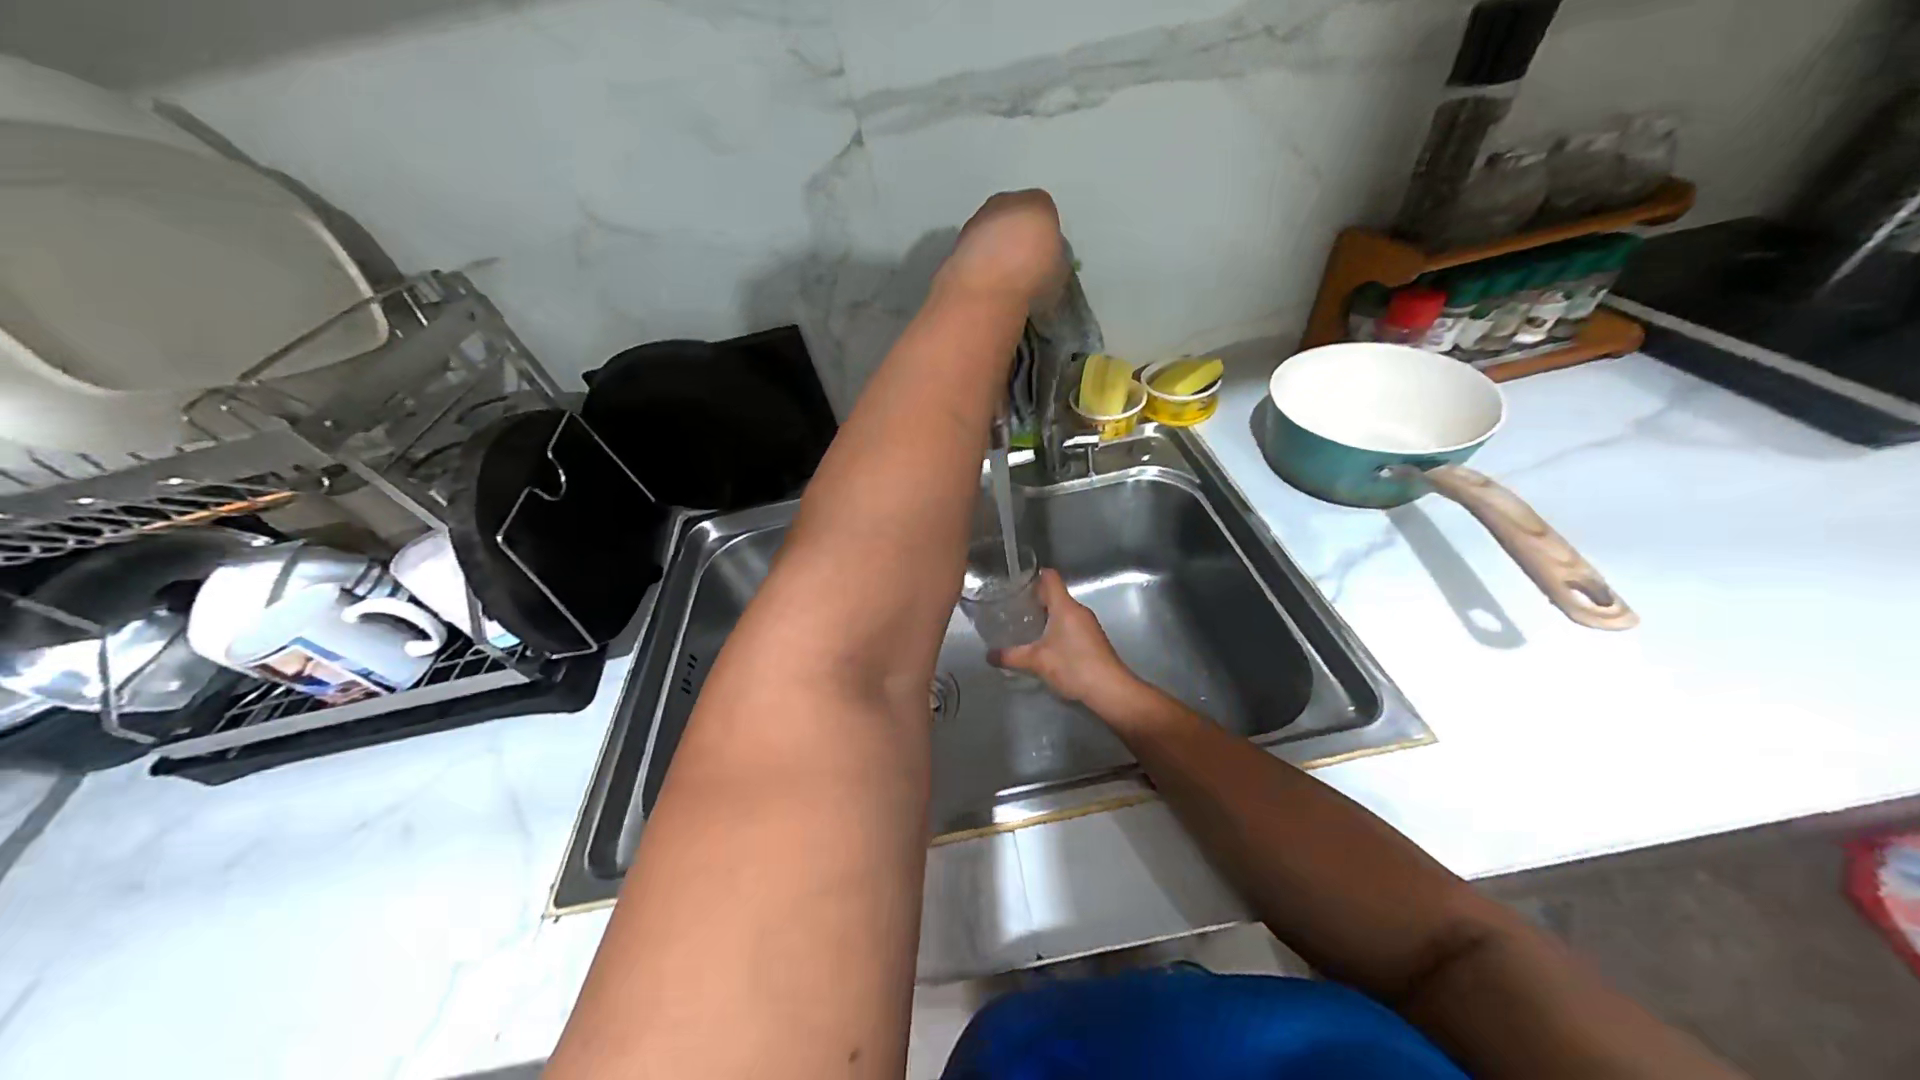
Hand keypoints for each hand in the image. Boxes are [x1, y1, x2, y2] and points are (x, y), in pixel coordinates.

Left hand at [935, 190, 1066, 308]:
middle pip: (1015, 218)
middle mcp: (1006, 201)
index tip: (1044, 261)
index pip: (1046, 215)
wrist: (988, 288)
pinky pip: (975, 250)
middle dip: (1018, 239)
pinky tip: (984, 284)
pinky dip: (979, 262)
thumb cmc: (1034, 276)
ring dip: (995, 250)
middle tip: (1022, 269)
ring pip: (992, 232)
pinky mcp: (957, 240)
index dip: (1045, 239)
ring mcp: (977, 219)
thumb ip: (1055, 260)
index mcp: (1039, 203)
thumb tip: (1047, 265)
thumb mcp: (1061, 272)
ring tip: (1001, 280)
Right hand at [989, 569, 1138, 706]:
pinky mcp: (1093, 639)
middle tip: (1013, 607)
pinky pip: (1071, 624)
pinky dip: (1056, 628)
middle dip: (1035, 598)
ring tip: (1024, 625)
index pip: (1050, 577)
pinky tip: (1044, 644)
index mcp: (1065, 606)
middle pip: (1056, 594)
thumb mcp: (1037, 661)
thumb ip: (1011, 656)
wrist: (1110, 689)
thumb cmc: (1073, 666)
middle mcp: (1079, 610)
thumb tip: (989, 655)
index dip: (1034, 575)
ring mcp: (1088, 625)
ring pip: (1063, 611)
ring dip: (1046, 615)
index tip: (1017, 582)